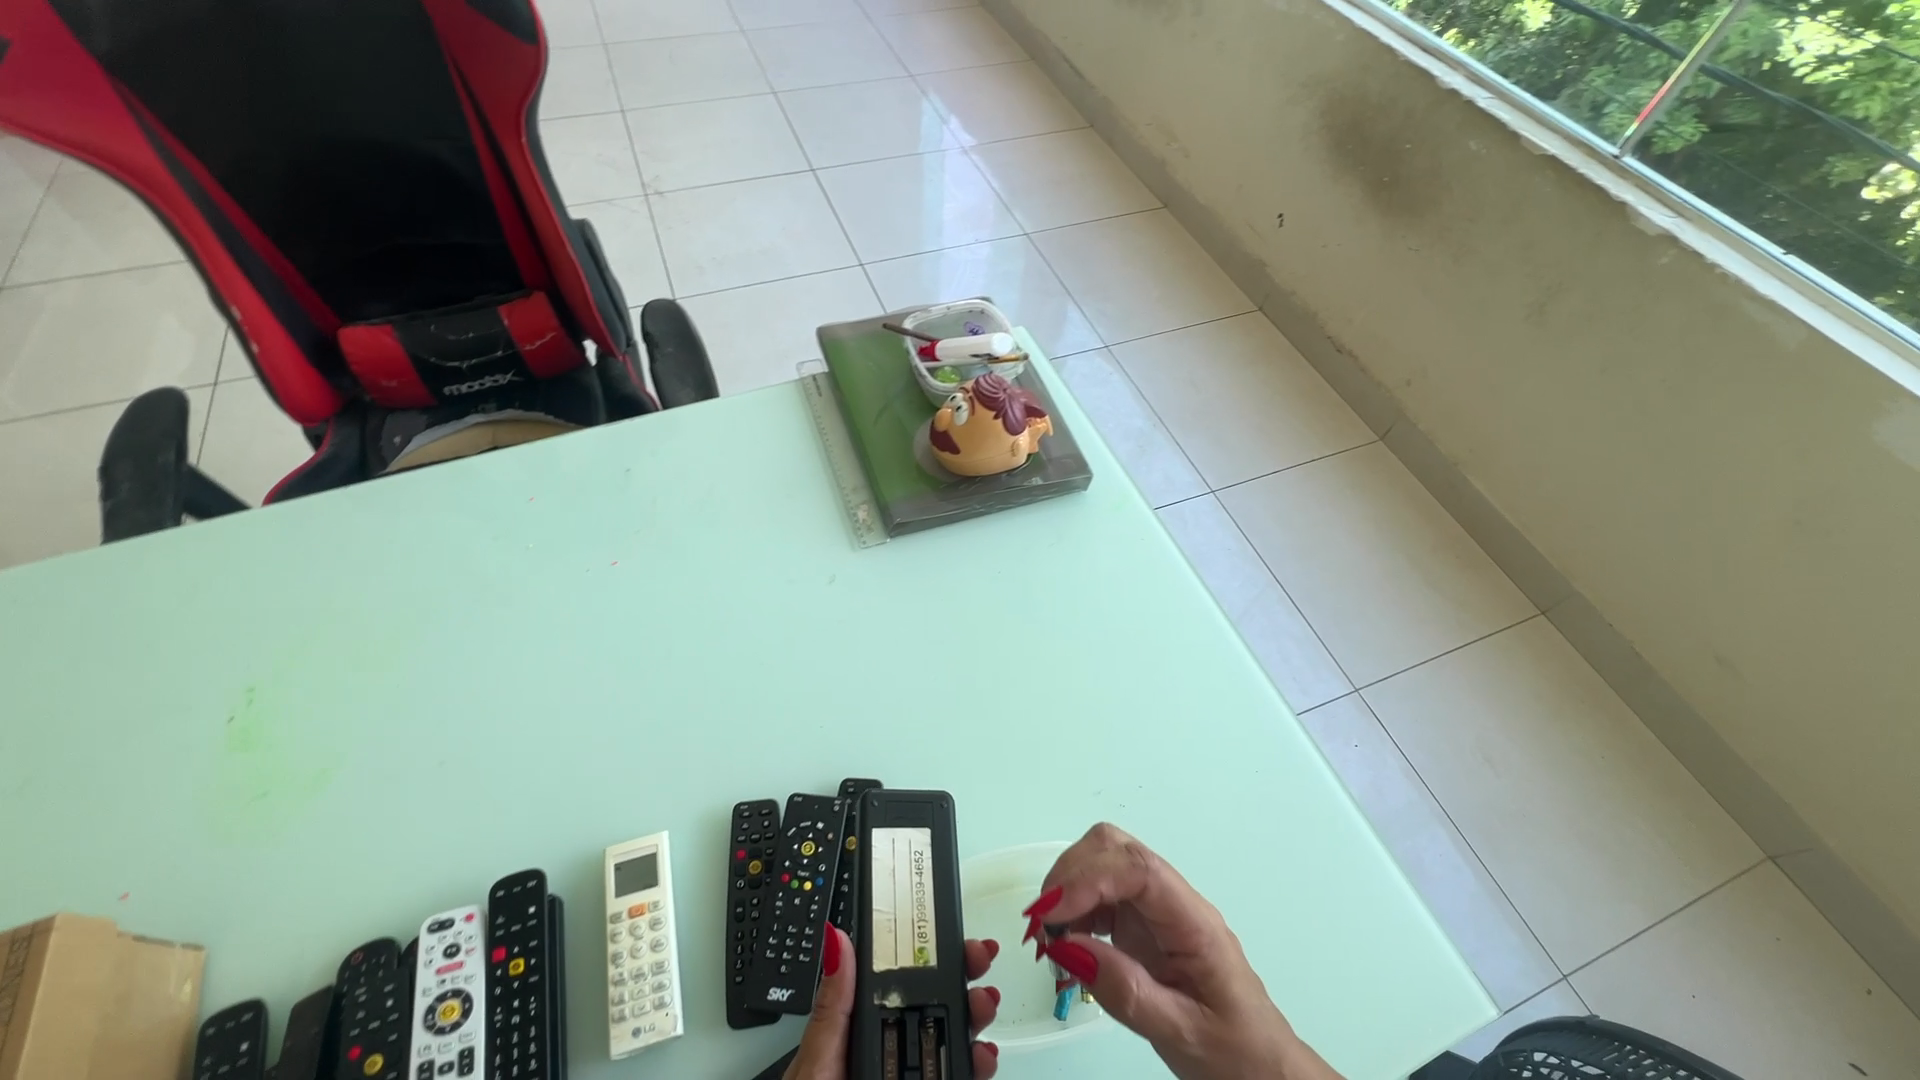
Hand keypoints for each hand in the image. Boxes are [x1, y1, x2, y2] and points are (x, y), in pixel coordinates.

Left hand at [783, 925, 1003, 1079]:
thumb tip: (837, 940)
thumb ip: (834, 1003)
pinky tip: (982, 1059)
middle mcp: (892, 1046)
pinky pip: (960, 1075)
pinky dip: (978, 1066)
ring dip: (977, 1019)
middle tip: (979, 962)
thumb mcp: (819, 1054)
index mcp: (864, 1024)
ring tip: (983, 1008)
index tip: (958, 939)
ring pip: (955, 1040)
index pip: (904, 980)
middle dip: (965, 979)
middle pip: (938, 1004)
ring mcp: (912, 1074)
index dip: (934, 957)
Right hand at [1025, 824, 1343, 1079]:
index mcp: (1193, 922)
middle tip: (1042, 926)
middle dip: (1070, 875)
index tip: (1050, 915)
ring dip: (1066, 889)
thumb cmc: (1235, 1052)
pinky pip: (1099, 895)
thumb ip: (1127, 991)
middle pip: (1115, 849)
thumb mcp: (1183, 1034)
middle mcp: (1172, 902)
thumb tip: (1068, 946)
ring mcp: (1155, 910)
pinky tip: (1063, 943)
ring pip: (1102, 863)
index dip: (1087, 879)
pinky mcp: (1141, 924)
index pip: (1138, 870)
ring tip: (1048, 939)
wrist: (1263, 1068)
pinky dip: (1072, 909)